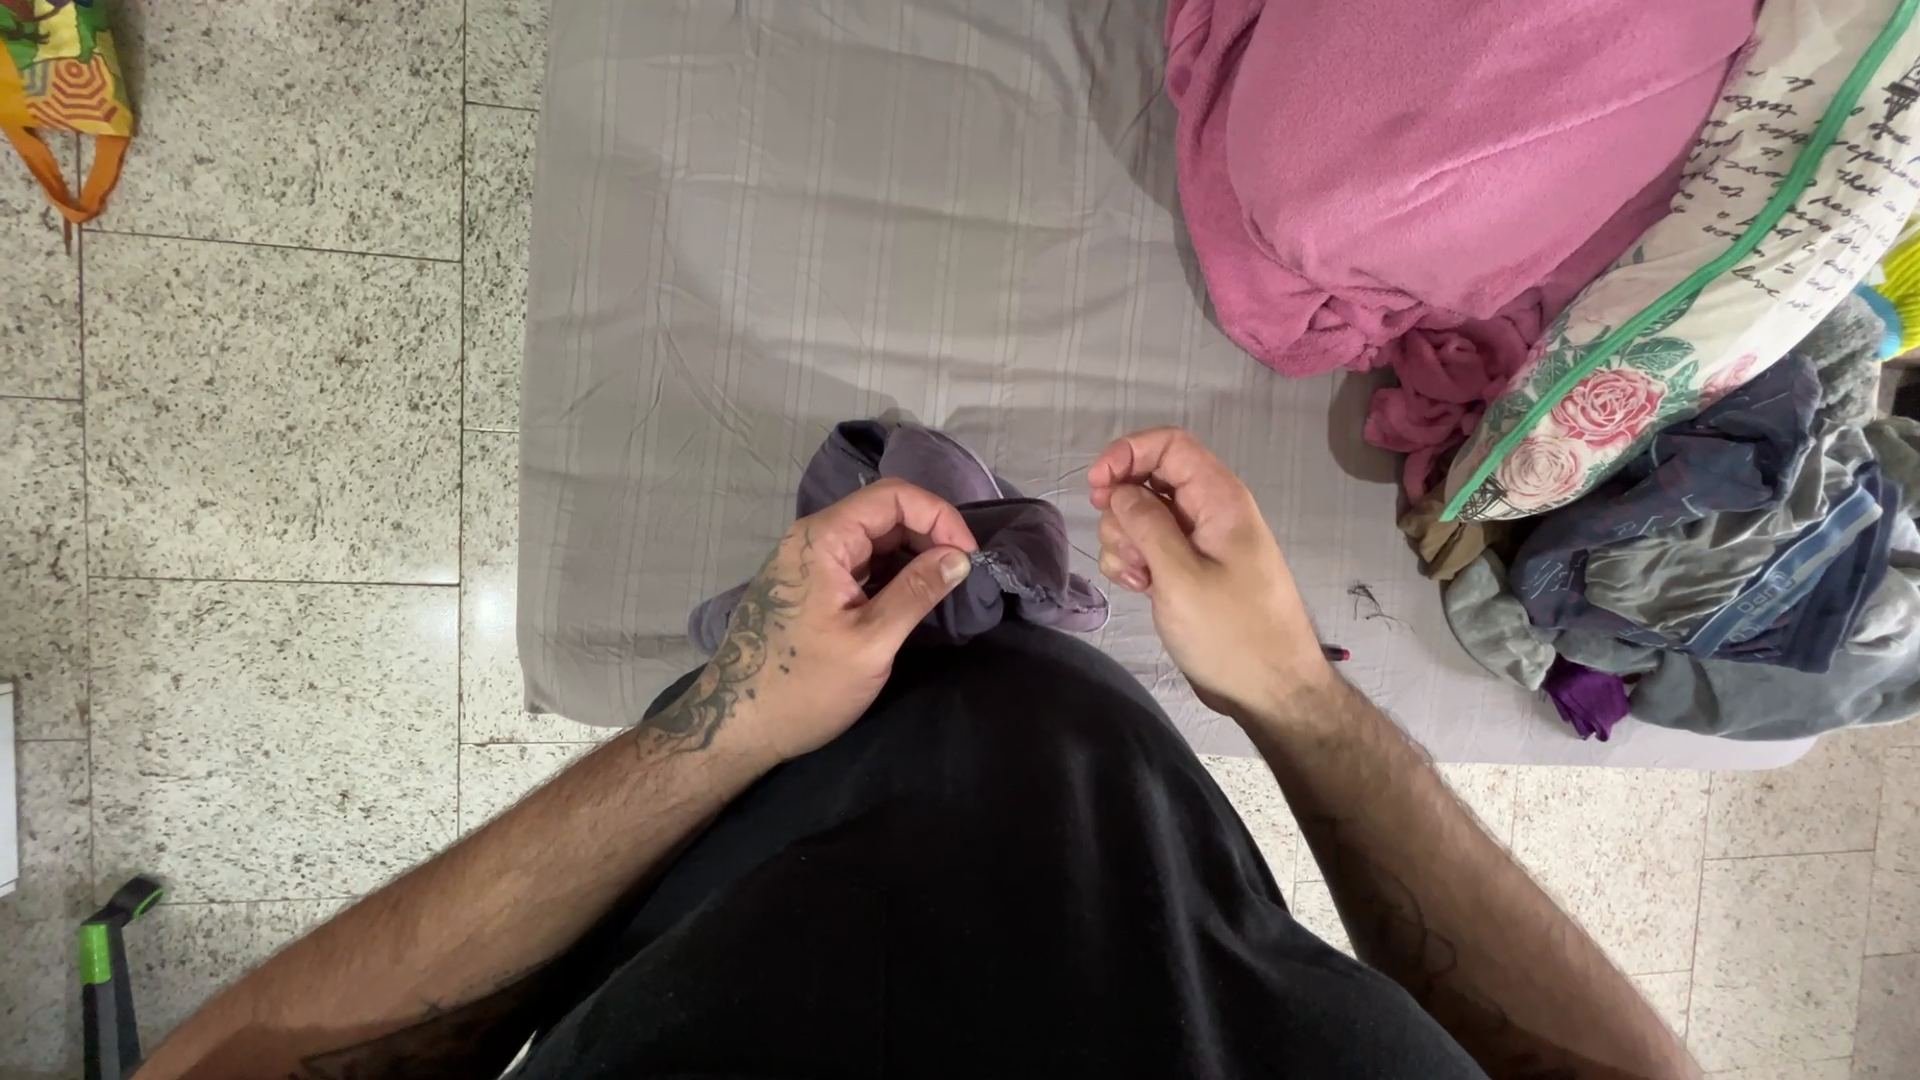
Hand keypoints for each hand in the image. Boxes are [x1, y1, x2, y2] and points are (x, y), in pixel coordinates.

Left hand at [652, 478, 977, 765]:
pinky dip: (895, 570)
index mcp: (823, 539)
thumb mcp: (870, 642)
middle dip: (931, 534)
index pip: (894, 496)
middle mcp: (815, 538)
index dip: (939, 516)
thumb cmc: (804, 687)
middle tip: (962, 574)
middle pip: (886, 511)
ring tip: (945, 585)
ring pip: (877, 536)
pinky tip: (915, 594)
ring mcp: (812, 560)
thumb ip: (916, 592)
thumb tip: (960, 558)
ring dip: (916, 553)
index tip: (968, 556)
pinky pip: (863, 560)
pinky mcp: (814, 583)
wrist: (739, 726)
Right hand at [1088, 427, 1331, 719]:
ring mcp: (1195, 540)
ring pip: (1138, 515)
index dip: (1126, 454)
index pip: (1168, 444)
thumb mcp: (1181, 577)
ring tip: (1139, 579)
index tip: (1096, 488)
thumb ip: (1146, 525)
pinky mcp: (1184, 568)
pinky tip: (1140, 589)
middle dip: (1122, 511)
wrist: (1268, 691)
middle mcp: (1207, 510)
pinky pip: (1145, 546)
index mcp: (1219, 499)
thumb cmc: (1231, 633)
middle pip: (1146, 479)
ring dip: (1124, 542)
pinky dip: (1132, 562)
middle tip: (1128, 552)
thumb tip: (1119, 489)